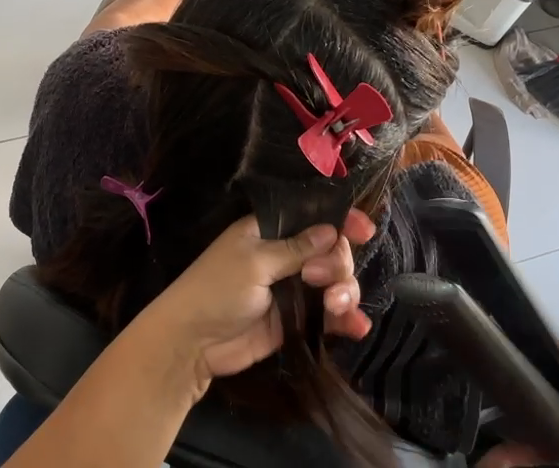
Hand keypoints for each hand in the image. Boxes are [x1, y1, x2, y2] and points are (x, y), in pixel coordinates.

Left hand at [137, 210, 376, 393]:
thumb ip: (295, 249)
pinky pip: (330, 316)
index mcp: (270, 230)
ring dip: (345, 291)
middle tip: (316, 279)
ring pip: (336, 282)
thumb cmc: (216, 289)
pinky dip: (346, 319)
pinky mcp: (298, 320)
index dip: (340, 220)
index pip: (311, 216)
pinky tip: (357, 327)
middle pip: (332, 251)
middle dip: (337, 263)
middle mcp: (286, 255)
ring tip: (334, 307)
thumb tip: (331, 230)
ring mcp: (294, 289)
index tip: (364, 229)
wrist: (193, 343)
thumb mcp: (254, 263)